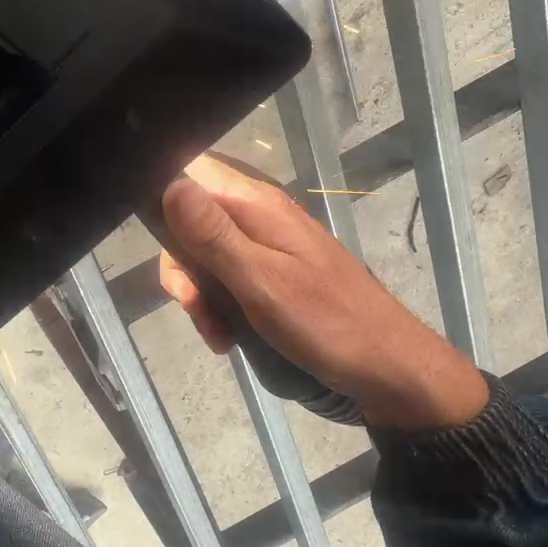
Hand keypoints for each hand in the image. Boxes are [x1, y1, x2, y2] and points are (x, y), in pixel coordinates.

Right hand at [157, 156, 487, 430]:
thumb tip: (170, 185)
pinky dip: (215, 308)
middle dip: (180, 264)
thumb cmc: (329, 325)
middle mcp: (256, 217)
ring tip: (215, 332)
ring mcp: (263, 248)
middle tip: (193, 304)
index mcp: (256, 205)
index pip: (192, 170)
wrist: (392, 375)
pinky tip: (226, 337)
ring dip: (197, 294)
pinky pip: (222, 281)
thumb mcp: (262, 282)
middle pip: (187, 220)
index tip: (155, 235)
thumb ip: (214, 235)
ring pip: (201, 256)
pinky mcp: (267, 278)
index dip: (162, 190)